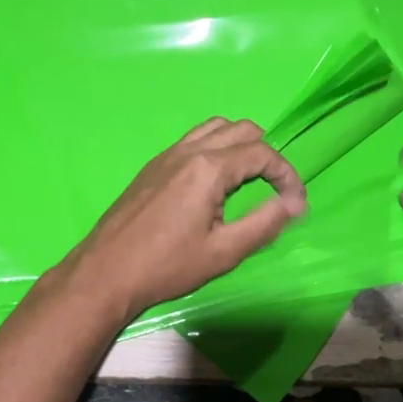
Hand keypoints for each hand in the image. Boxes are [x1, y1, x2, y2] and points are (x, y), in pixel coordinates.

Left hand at [52, 117, 307, 319]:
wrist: (106, 273)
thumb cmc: (167, 266)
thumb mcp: (224, 252)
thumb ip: (264, 223)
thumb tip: (292, 204)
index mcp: (209, 169)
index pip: (263, 154)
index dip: (288, 176)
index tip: (296, 204)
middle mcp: (190, 150)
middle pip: (243, 130)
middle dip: (267, 155)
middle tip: (274, 189)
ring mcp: (168, 154)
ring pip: (217, 128)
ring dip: (240, 145)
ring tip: (248, 180)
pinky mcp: (154, 165)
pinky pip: (195, 140)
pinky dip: (216, 148)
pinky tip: (214, 183)